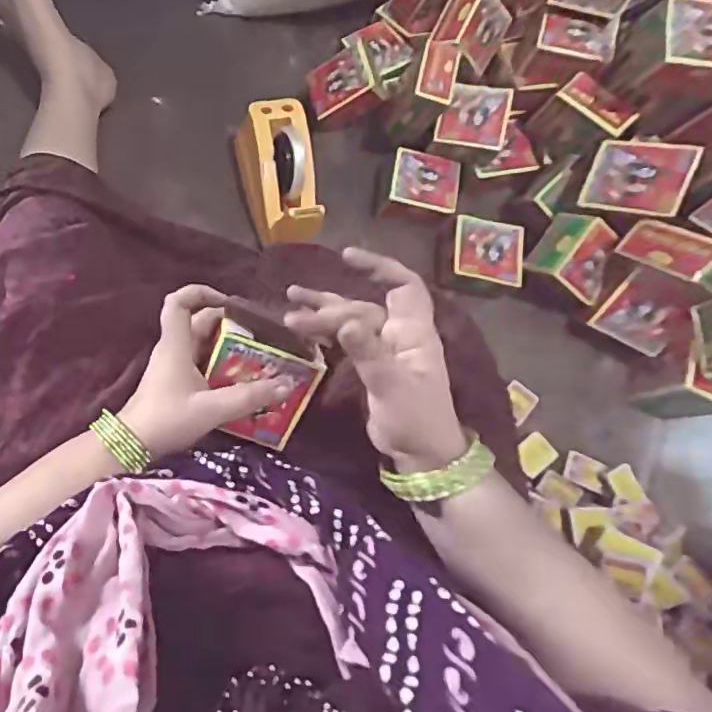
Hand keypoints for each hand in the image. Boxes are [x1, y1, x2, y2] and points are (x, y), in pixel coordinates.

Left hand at [118, 285, 294, 458]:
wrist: (132, 445)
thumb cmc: (166, 419)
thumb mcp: (211, 409)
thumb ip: (249, 397)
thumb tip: (285, 384)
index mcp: (175, 345)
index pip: (179, 302)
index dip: (201, 292)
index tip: (229, 303)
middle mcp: (173, 350)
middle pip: (199, 322)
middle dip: (228, 324)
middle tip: (258, 336)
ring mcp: (172, 367)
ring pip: (201, 345)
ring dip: (227, 348)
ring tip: (257, 359)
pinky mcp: (174, 384)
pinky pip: (200, 365)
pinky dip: (220, 367)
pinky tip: (240, 382)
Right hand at [283, 248, 468, 472]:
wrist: (423, 455)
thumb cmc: (415, 420)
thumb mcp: (391, 386)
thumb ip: (367, 352)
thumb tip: (344, 321)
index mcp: (412, 333)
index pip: (402, 286)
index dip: (378, 266)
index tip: (347, 256)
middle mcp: (398, 335)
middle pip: (362, 307)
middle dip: (328, 303)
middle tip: (292, 303)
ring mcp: (384, 352)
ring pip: (350, 324)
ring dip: (321, 316)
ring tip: (289, 310)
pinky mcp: (372, 368)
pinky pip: (346, 342)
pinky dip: (326, 335)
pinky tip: (305, 332)